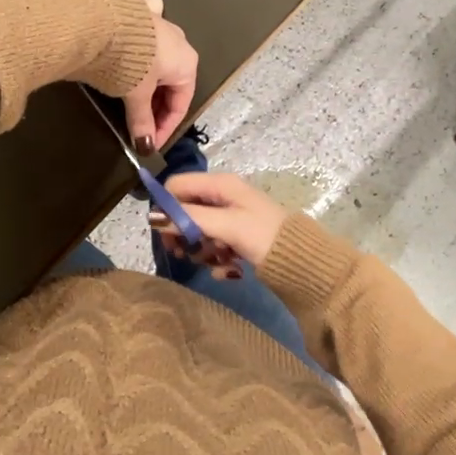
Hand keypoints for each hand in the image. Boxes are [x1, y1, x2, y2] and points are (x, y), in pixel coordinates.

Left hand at [123, 0, 196, 147]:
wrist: (106, 21)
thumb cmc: (130, 62)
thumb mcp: (136, 96)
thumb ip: (141, 122)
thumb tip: (146, 148)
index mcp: (187, 64)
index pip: (180, 104)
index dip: (165, 129)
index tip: (149, 144)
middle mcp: (180, 43)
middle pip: (170, 83)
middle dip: (155, 106)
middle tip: (138, 125)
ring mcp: (162, 24)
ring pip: (161, 56)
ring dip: (149, 78)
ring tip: (132, 95)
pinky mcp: (142, 11)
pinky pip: (148, 28)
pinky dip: (143, 39)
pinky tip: (134, 40)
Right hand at [161, 172, 287, 267]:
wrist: (302, 262)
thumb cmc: (263, 236)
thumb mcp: (225, 225)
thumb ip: (189, 219)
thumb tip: (153, 217)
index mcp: (220, 184)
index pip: (177, 186)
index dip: (167, 208)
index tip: (167, 234)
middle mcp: (223, 196)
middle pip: (185, 210)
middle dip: (184, 233)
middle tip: (184, 254)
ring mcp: (231, 217)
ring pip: (199, 231)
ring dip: (202, 250)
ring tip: (216, 262)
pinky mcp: (237, 236)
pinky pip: (214, 245)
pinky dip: (217, 259)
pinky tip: (228, 270)